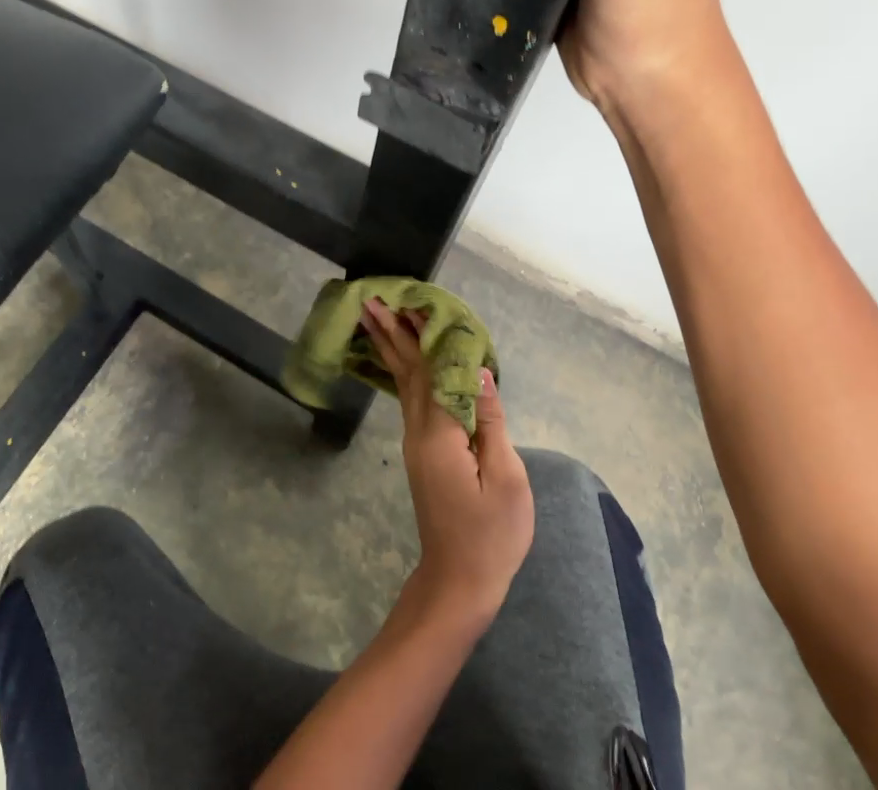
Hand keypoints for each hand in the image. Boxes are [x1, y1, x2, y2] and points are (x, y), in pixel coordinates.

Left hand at [360, 298, 532, 635]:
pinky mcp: (421, 455)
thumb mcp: (506, 478)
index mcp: (441, 435)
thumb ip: (491, 423)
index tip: (410, 302)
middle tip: (371, 299)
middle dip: (391, 334)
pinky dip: (407, 376)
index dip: (423, 335)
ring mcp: (416, 445)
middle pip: (406, 374)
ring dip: (392, 350)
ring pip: (404, 387)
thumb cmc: (492, 534)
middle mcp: (419, 433)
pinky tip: (403, 367)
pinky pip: (411, 403)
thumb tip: (478, 374)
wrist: (460, 578)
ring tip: (378, 321)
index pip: (431, 372)